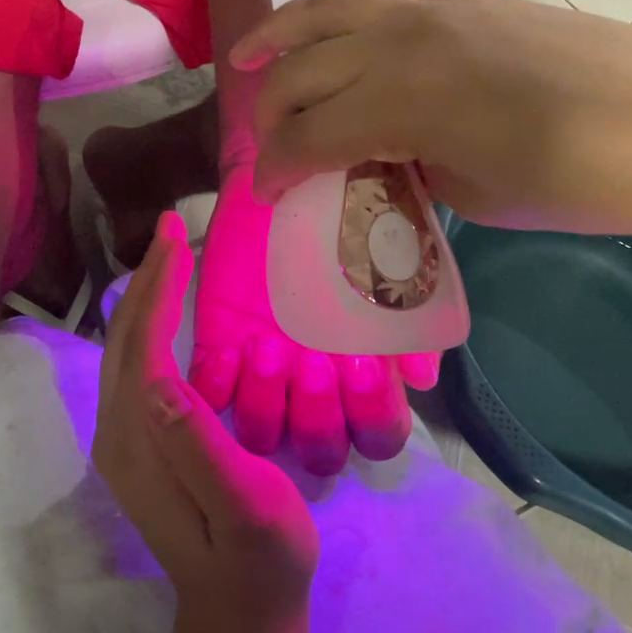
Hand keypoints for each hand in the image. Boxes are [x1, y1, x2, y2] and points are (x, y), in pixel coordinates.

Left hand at [95, 212, 317, 632]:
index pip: (141, 342)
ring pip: (124, 348)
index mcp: (141, 440)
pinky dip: (149, 323)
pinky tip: (167, 309)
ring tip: (170, 254)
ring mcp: (122, 438)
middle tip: (172, 227)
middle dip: (146, 277)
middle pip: (124, 337)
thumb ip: (198, 447)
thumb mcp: (245, 508)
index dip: (157, 285)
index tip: (176, 234)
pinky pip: (134, 364)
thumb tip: (159, 381)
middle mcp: (117, 432)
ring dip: (144, 296)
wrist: (240, 611)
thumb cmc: (259, 558)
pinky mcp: (136, 443)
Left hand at [191, 166, 437, 474]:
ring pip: (263, 432)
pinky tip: (227, 350)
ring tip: (265, 347)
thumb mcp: (380, 260)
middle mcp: (311, 383)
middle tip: (314, 361)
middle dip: (319, 414)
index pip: (378, 434)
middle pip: (321, 449)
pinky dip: (216, 383)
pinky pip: (210, 395)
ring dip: (266, 402)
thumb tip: (420, 378)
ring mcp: (260, 372)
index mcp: (357, 370)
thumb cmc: (333, 222)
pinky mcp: (215, 350)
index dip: (372, 414)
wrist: (274, 183)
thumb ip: (407, 315)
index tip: (363, 362)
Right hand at [230, 0, 631, 237]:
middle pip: (303, 71)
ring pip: (326, 10)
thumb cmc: (580, 180)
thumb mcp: (476, 195)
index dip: (275, 169)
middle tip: (264, 147)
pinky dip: (336, 5)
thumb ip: (410, 166)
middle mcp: (401, 41)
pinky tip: (325, 20)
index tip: (263, 195)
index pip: (308, 135)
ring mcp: (432, 9)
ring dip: (278, 36)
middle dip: (270, 113)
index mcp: (401, 103)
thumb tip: (382, 153)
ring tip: (246, 57)